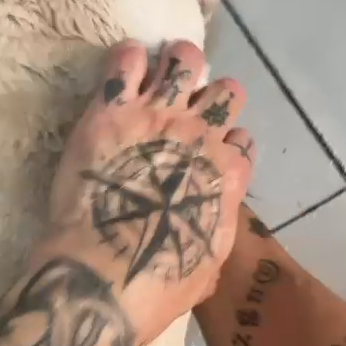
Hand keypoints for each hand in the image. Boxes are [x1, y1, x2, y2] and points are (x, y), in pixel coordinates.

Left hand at [34, 40, 255, 333]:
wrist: (104, 274)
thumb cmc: (157, 286)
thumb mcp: (207, 271)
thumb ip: (213, 239)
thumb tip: (207, 233)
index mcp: (227, 176)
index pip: (241, 140)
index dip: (225, 142)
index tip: (207, 150)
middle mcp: (201, 137)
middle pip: (224, 92)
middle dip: (209, 94)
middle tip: (185, 105)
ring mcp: (157, 118)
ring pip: (184, 60)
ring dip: (176, 61)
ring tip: (160, 69)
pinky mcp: (111, 112)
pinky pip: (126, 62)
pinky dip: (127, 59)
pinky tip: (123, 66)